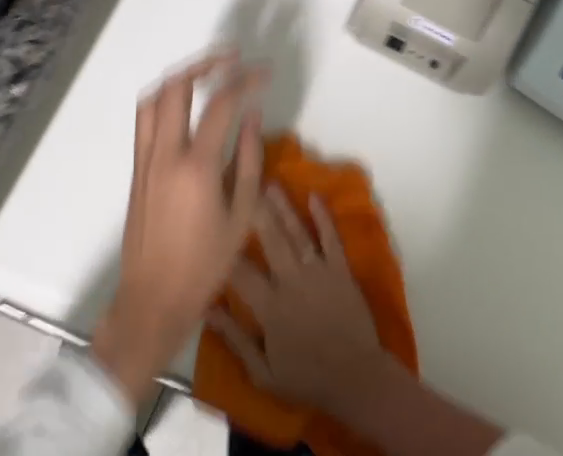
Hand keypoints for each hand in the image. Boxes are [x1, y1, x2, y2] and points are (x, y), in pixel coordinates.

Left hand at [91, 52, 265, 401]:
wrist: (152, 299)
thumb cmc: (205, 264)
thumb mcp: (242, 215)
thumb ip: (249, 160)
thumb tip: (252, 117)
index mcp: (196, 167)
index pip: (221, 104)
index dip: (245, 80)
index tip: (265, 72)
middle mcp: (164, 155)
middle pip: (176, 88)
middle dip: (205, 64)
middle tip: (232, 58)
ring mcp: (144, 161)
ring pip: (152, 99)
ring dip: (179, 78)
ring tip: (206, 73)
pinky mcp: (136, 171)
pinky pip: (145, 121)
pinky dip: (165, 100)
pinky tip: (187, 105)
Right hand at [207, 187, 395, 416]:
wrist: (355, 377)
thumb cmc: (306, 378)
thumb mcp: (261, 371)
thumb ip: (234, 338)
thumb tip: (207, 310)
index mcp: (270, 306)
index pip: (240, 272)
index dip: (224, 250)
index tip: (212, 224)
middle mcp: (292, 281)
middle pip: (270, 241)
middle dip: (255, 212)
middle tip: (242, 184)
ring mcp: (319, 273)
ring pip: (298, 234)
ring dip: (284, 208)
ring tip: (270, 184)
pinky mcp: (342, 271)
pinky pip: (332, 239)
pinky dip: (323, 217)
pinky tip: (315, 196)